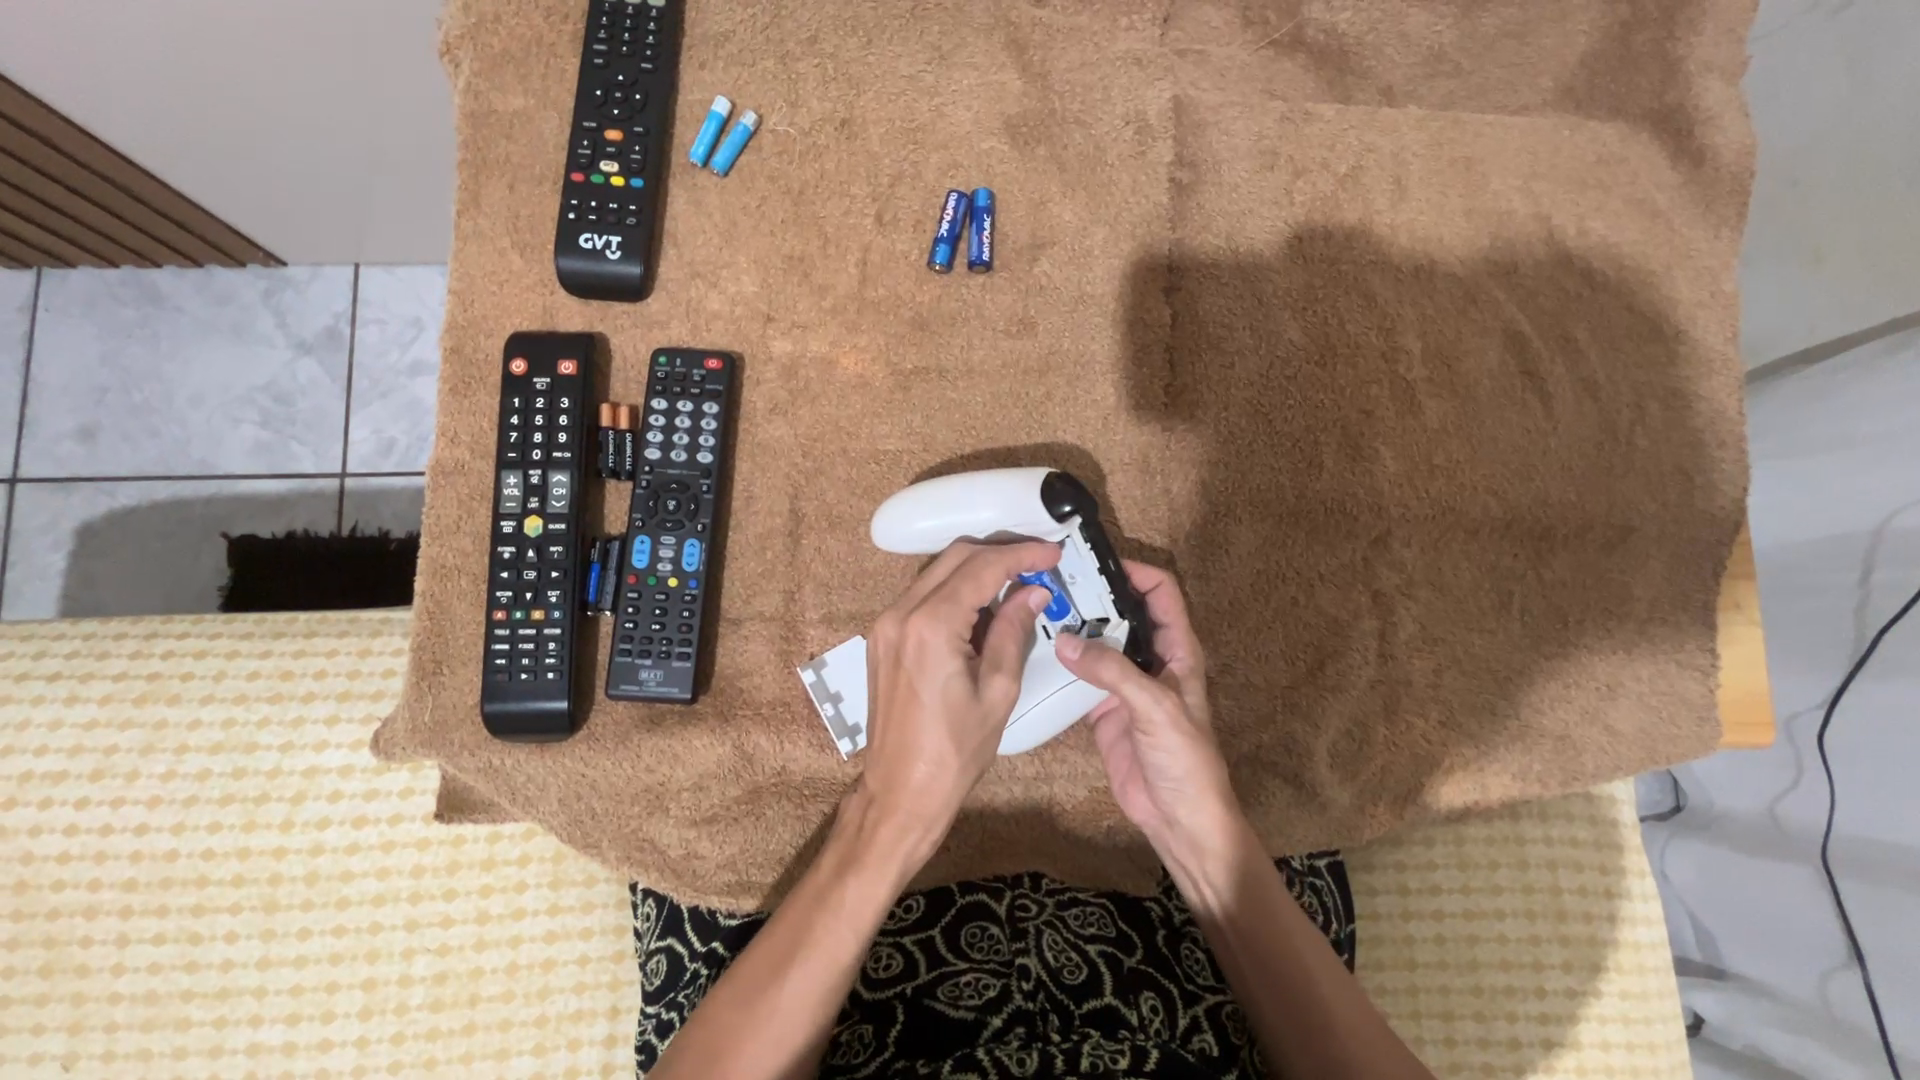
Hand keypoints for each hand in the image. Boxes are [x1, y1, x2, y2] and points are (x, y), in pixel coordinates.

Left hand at [858, 540, 1059, 851]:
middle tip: (1038, 561)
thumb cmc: (954, 752)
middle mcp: (900, 614)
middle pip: (955, 557)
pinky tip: (983, 608)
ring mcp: (885, 625)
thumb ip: (1013, 632)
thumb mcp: (997, 691)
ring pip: (936, 572)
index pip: (982, 568)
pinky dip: (954, 590)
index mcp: (930, 627)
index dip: (1022, 554)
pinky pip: (922, 595)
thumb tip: (1032, 592)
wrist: (900, 790)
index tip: (1052, 552)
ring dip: (976, 569)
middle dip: (999, 552)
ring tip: (1017, 582)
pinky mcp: (881, 638)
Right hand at [1054, 561, 1245, 871]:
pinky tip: (1036, 652)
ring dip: (1074, 627)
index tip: (1095, 562)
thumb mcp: (1155, 708)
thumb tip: (1065, 640)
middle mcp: (1150, 659)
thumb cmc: (1185, 759)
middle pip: (1122, 612)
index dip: (1134, 571)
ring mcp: (1125, 683)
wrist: (1178, 818)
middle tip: (1053, 581)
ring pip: (1098, 642)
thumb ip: (1113, 672)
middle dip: (1093, 595)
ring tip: (1037, 608)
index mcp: (1177, 650)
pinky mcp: (1103, 708)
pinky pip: (1079, 676)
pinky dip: (1061, 663)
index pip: (1161, 593)